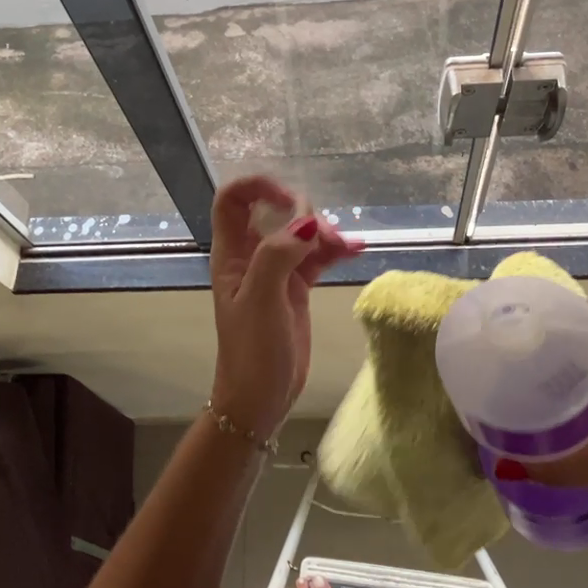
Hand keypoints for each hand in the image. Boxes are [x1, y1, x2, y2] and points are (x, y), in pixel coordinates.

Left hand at [208, 177, 362, 436]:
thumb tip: (306, 221)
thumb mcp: (262, 301)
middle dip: (302, 213)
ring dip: (324, 232)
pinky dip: (334, 249)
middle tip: (325, 236)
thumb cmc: (252, 352)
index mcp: (231, 254)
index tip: (289, 199)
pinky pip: (316, 257)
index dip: (257, 188)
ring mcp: (275, 271)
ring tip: (346, 247)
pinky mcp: (296, 288)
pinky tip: (356, 250)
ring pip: (299, 233)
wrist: (260, 400)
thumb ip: (278, 257)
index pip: (232, 200)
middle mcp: (251, 256)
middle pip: (274, 212)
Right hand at [506, 308, 587, 526]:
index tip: (495, 327)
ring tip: (520, 356)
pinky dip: (576, 350)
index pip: (567, 317)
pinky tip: (554, 376)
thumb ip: (547, 465)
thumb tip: (498, 463)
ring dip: (559, 336)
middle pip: (575, 317)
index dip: (529, 316)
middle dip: (538, 324)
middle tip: (501, 342)